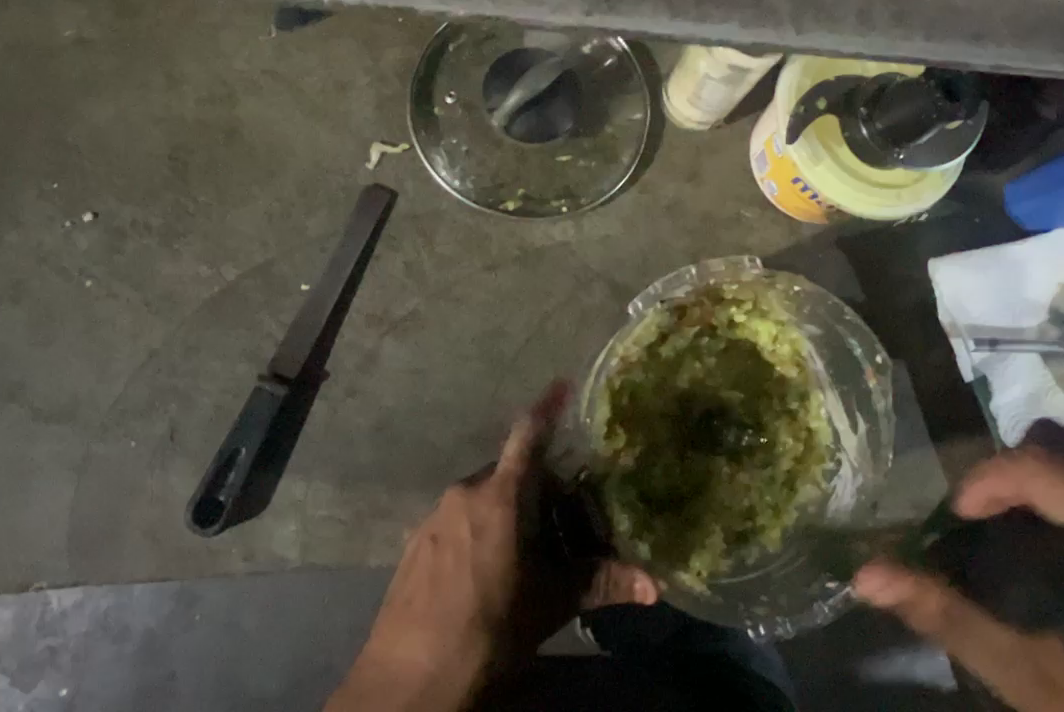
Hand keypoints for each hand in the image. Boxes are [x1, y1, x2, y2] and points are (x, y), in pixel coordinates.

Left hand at [325, 382, 654, 711]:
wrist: (409, 681)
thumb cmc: (489, 629)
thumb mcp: (551, 604)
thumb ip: (601, 584)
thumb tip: (655, 588)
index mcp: (501, 496)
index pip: (528, 435)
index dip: (546, 407)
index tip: (561, 383)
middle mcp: (465, 493)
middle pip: (510, 472)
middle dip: (539, 486)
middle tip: (565, 517)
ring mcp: (433, 517)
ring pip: (482, 498)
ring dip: (508, 511)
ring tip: (529, 551)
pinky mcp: (414, 544)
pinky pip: (457, 520)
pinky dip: (479, 531)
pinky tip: (488, 572)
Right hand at [853, 420, 1063, 711]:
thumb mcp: (1023, 674)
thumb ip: (945, 613)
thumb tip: (864, 575)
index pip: (1041, 466)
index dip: (986, 480)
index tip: (959, 518)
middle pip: (1061, 447)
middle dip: (1009, 475)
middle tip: (985, 523)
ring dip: (1039, 483)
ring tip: (1017, 535)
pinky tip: (1060, 549)